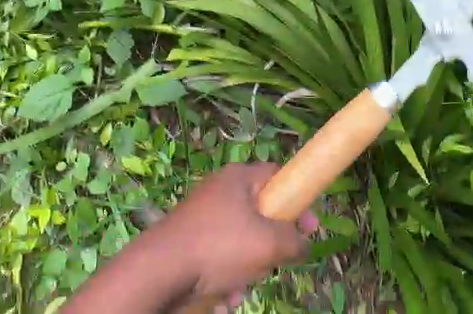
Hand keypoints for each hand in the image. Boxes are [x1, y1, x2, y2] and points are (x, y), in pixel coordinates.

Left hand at [149, 162, 319, 304]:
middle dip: (270, 246)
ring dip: (248, 272)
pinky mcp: (192, 243)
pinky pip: (221, 260)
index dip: (298, 199)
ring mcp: (204, 218)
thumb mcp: (268, 243)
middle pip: (261, 215)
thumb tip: (303, 242)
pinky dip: (226, 280)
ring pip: (242, 244)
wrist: (161, 271)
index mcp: (239, 178)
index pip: (278, 175)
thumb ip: (294, 240)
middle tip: (274, 263)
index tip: (310, 227)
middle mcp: (221, 192)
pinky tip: (223, 298)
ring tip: (241, 288)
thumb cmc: (219, 246)